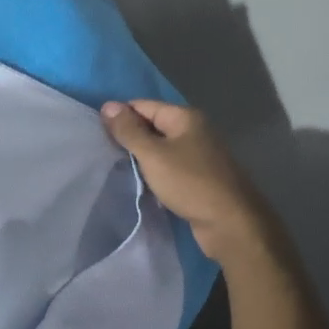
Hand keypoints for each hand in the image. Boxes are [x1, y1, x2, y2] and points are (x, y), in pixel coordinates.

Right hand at [101, 99, 268, 261]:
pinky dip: (153, 171)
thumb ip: (128, 130)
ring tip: (118, 167)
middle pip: (151, 125)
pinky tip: (140, 182)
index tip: (98, 136)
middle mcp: (194, 129)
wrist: (230, 223)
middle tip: (105, 153)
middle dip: (129, 138)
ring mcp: (199, 153)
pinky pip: (168, 165)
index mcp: (185, 117)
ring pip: (159, 147)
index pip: (141, 106)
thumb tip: (107, 105)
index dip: (119, 118)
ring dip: (140, 157)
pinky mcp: (198, 174)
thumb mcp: (152, 155)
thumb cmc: (190, 183)